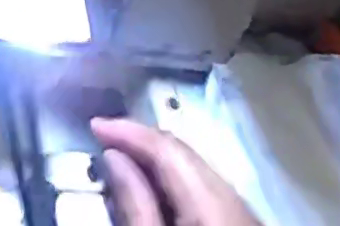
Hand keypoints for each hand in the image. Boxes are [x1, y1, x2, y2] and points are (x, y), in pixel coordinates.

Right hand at [91, 116, 262, 225]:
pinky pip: (205, 188)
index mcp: (211, 199)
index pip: (166, 146)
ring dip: (158, 160)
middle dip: (142, 141)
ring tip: (124, 160)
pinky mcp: (242, 223)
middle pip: (182, 152)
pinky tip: (156, 189)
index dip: (128, 129)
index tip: (95, 123)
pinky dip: (176, 181)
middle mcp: (233, 194)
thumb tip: (115, 155)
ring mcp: (244, 211)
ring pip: (194, 168)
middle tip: (105, 139)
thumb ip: (135, 205)